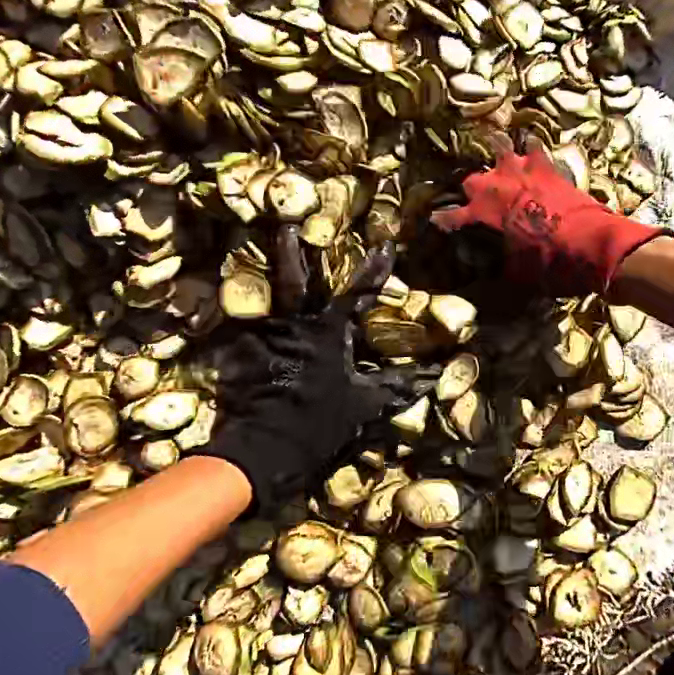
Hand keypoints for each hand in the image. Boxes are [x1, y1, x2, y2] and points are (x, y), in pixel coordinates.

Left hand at [201, 227, 405, 513]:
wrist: (263, 450)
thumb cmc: (318, 427)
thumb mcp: (363, 408)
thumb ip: (395, 389)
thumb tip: (434, 377)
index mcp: (327, 334)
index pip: (356, 295)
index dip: (373, 272)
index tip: (384, 247)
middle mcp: (293, 326)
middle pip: (293, 280)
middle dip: (290, 250)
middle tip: (285, 224)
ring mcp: (263, 337)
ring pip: (264, 299)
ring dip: (264, 279)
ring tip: (254, 255)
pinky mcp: (239, 354)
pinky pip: (245, 330)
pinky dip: (249, 323)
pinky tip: (244, 321)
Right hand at [432, 133, 664, 296]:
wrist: (592, 244)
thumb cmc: (549, 265)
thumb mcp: (516, 273)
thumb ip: (497, 262)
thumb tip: (490, 267)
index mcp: (480, 215)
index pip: (449, 217)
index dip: (443, 222)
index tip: (438, 223)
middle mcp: (493, 188)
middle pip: (470, 182)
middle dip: (473, 192)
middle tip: (480, 200)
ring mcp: (519, 171)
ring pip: (498, 148)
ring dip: (498, 156)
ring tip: (502, 162)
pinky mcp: (546, 165)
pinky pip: (533, 146)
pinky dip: (531, 149)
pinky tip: (532, 151)